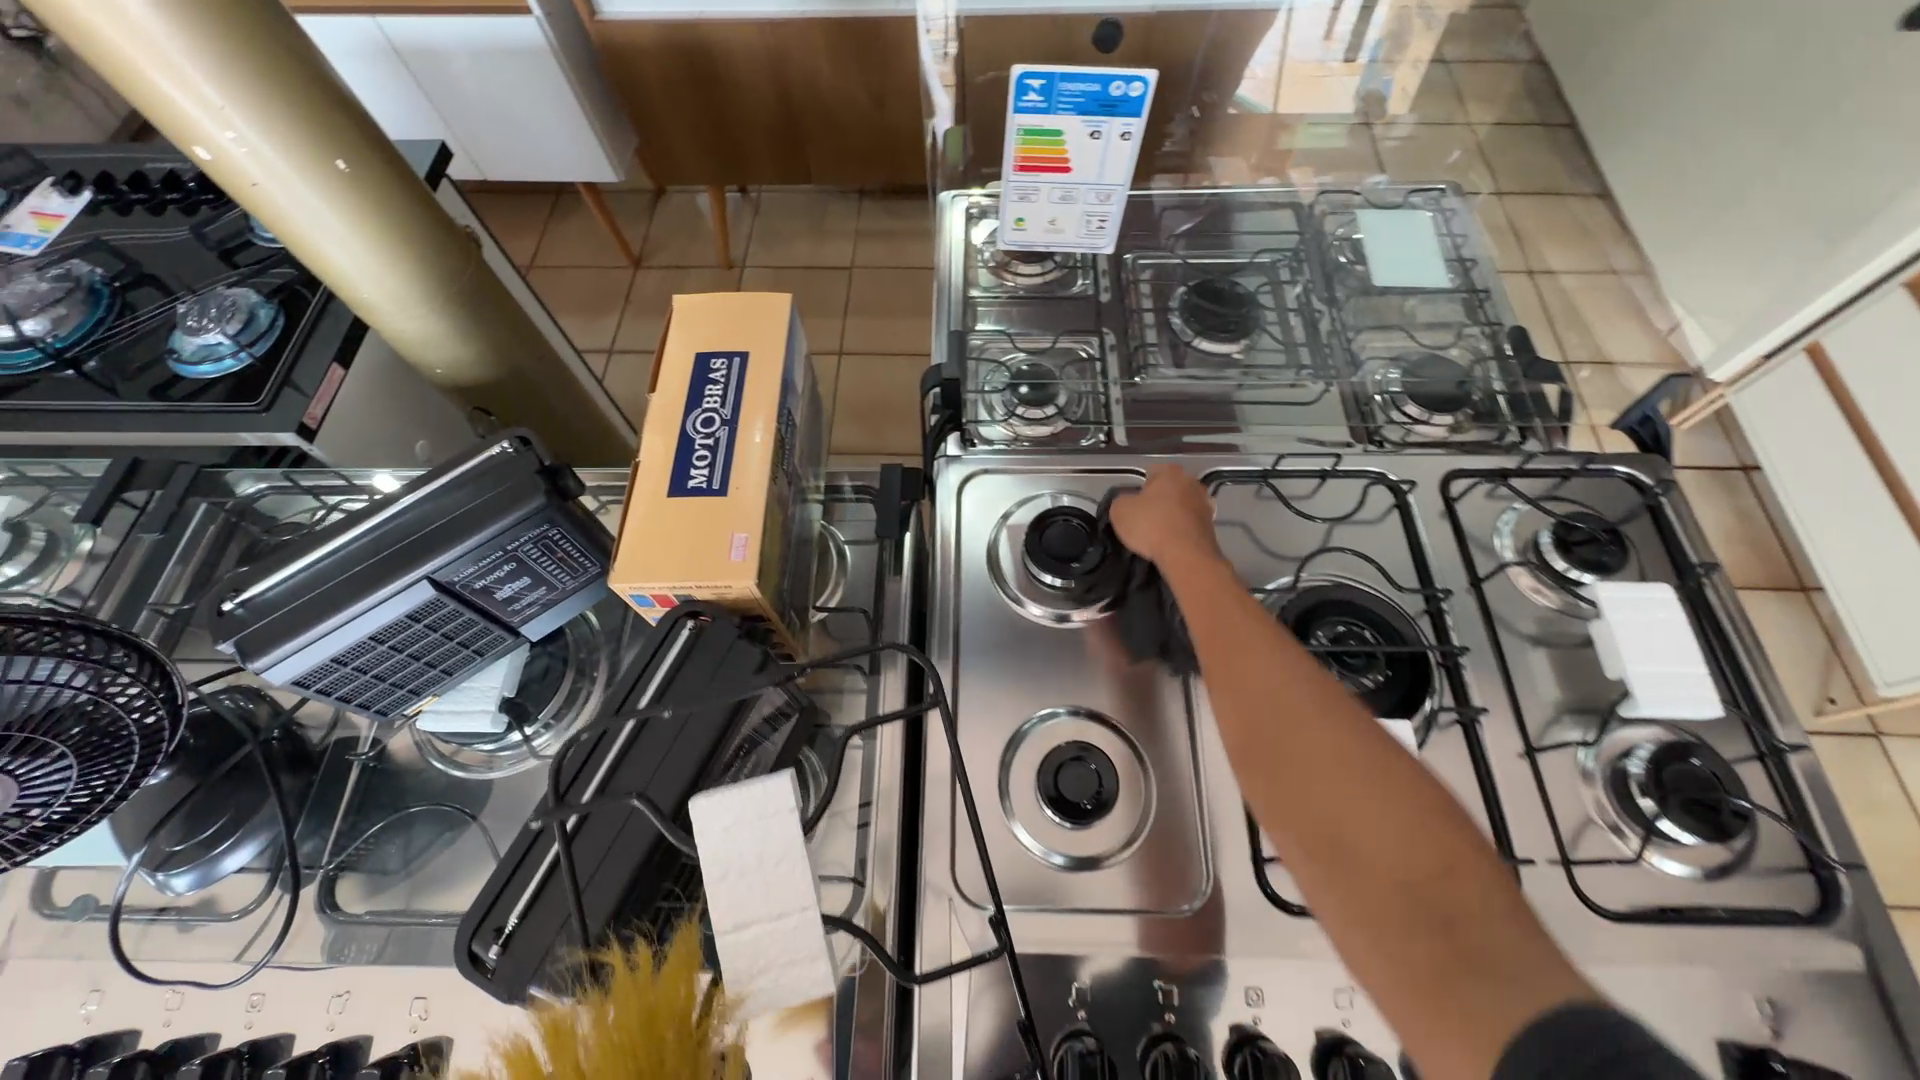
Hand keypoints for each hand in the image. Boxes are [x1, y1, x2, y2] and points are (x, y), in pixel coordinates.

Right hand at [1109, 465, 1222, 572]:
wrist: (1186, 555)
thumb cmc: (1151, 525)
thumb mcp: (1120, 510)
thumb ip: (1122, 500)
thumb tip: (1128, 503)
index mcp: (1171, 472)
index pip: (1151, 472)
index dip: (1139, 488)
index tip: (1132, 504)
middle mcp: (1192, 482)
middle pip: (1169, 489)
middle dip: (1158, 500)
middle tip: (1144, 518)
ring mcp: (1205, 504)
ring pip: (1182, 506)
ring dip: (1172, 515)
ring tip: (1158, 533)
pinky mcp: (1212, 525)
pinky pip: (1190, 524)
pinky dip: (1182, 530)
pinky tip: (1172, 542)